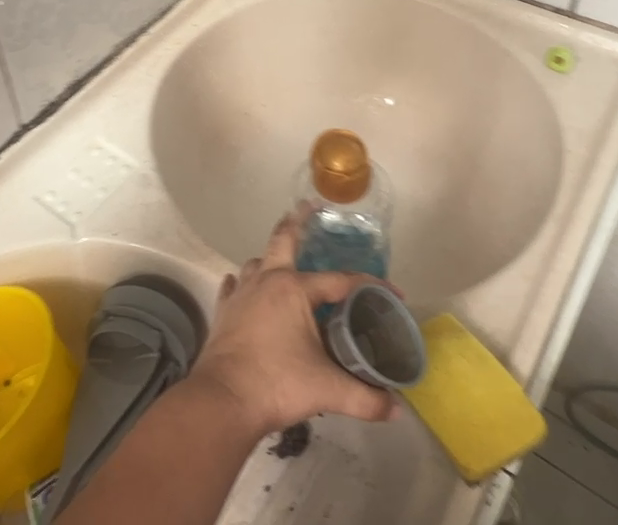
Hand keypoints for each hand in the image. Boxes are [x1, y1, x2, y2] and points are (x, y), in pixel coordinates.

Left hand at [186, 209, 399, 436]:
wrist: (223, 400)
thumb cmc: (277, 385)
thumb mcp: (328, 390)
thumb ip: (365, 398)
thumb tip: (395, 409)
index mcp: (294, 290)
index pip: (341, 281)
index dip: (369, 285)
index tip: (393, 293)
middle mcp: (266, 281)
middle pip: (283, 241)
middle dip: (297, 223)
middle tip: (307, 207)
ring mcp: (241, 294)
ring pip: (257, 263)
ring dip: (270, 259)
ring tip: (281, 261)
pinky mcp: (223, 312)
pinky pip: (232, 287)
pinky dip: (239, 283)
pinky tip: (240, 285)